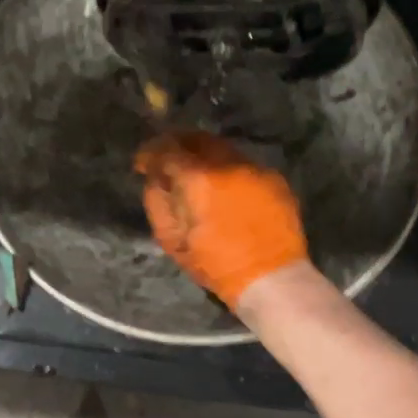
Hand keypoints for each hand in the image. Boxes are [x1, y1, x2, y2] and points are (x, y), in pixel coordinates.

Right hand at [133, 132, 308, 303]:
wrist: (271, 279)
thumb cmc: (215, 264)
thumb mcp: (171, 238)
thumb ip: (157, 200)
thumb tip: (156, 178)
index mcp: (198, 178)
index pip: (167, 149)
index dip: (149, 152)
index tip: (142, 163)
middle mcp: (228, 164)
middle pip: (197, 138)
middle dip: (178, 145)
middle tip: (167, 159)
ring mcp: (255, 169)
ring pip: (223, 148)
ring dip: (204, 155)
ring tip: (196, 173)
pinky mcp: (275, 179)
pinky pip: (244, 164)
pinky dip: (228, 169)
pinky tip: (225, 188)